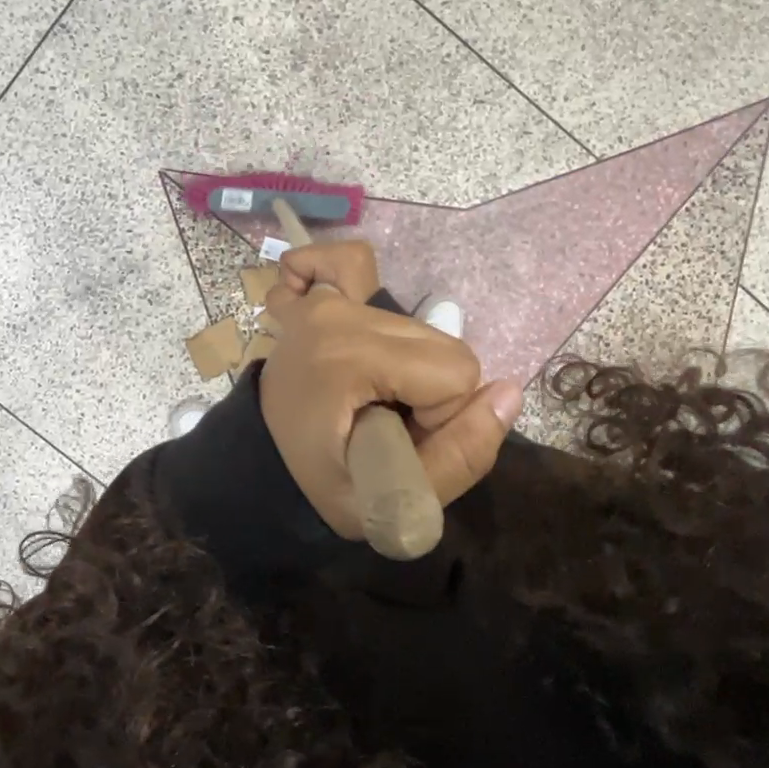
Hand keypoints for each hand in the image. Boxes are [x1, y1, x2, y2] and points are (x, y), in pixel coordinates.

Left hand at [260, 240, 523, 541]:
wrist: (258, 470)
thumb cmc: (317, 490)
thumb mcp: (391, 503)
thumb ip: (459, 457)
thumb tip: (510, 392)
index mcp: (351, 356)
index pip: (457, 373)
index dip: (442, 423)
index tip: (398, 445)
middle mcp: (338, 313)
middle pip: (445, 347)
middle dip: (431, 398)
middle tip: (383, 428)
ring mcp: (326, 301)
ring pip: (423, 331)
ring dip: (411, 373)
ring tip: (368, 405)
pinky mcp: (320, 301)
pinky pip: (352, 264)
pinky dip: (365, 290)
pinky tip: (359, 338)